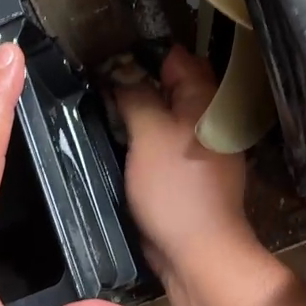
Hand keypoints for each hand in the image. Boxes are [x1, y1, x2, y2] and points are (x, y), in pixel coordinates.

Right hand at [112, 47, 254, 279]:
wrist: (197, 252)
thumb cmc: (175, 189)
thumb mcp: (148, 133)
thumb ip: (135, 94)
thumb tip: (120, 69)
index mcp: (206, 100)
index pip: (175, 57)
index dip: (140, 54)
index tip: (106, 58)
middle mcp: (207, 118)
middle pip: (168, 86)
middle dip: (134, 82)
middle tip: (98, 85)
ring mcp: (198, 147)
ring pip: (162, 116)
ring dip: (135, 113)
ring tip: (102, 110)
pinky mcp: (186, 173)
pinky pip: (160, 144)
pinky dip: (141, 139)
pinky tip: (118, 143)